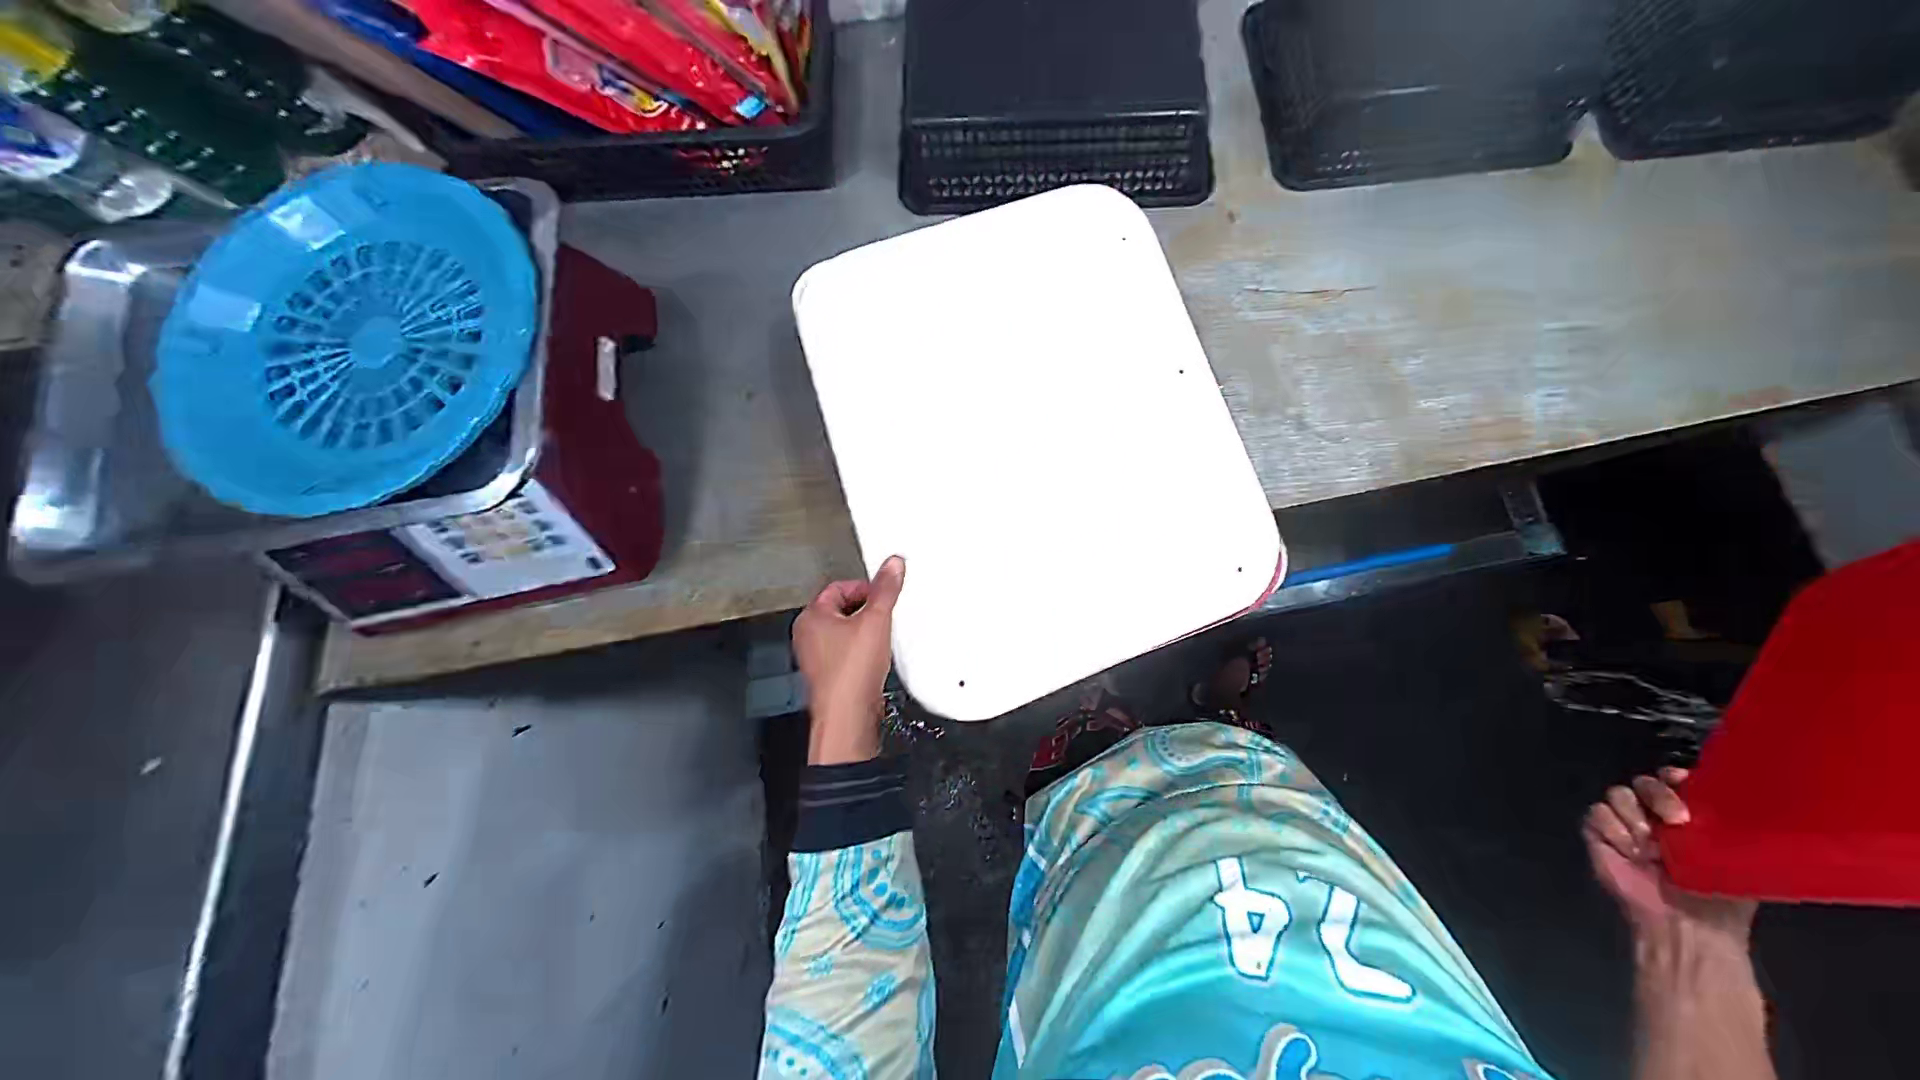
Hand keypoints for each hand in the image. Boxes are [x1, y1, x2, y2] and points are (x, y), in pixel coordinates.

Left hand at [792, 556, 905, 764]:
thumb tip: (892, 567)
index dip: (865, 587)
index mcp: (811, 617)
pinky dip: (862, 652)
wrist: (847, 716)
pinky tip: (875, 659)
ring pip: (846, 632)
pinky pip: (848, 653)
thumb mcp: (876, 621)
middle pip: (843, 609)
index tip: (882, 592)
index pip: (839, 587)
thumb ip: (886, 590)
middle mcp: (808, 636)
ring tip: (880, 639)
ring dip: (865, 633)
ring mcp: (817, 657)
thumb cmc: (848, 674)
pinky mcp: (830, 674)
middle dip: (866, 610)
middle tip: (883, 616)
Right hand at [1588, 772, 1776, 1079]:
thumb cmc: (1720, 899)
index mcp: (1688, 817)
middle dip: (1656, 794)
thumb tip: (1740, 803)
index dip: (1674, 776)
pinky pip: (1596, 815)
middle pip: (1642, 782)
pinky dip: (1613, 831)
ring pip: (1617, 795)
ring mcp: (1623, 824)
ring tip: (1650, 847)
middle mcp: (1653, 816)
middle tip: (1674, 820)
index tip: (1682, 781)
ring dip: (1633, 817)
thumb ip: (1732, 832)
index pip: (1674, 781)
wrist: (1685, 925)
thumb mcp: (1739, 863)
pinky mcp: (1597, 834)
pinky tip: (1630, 852)